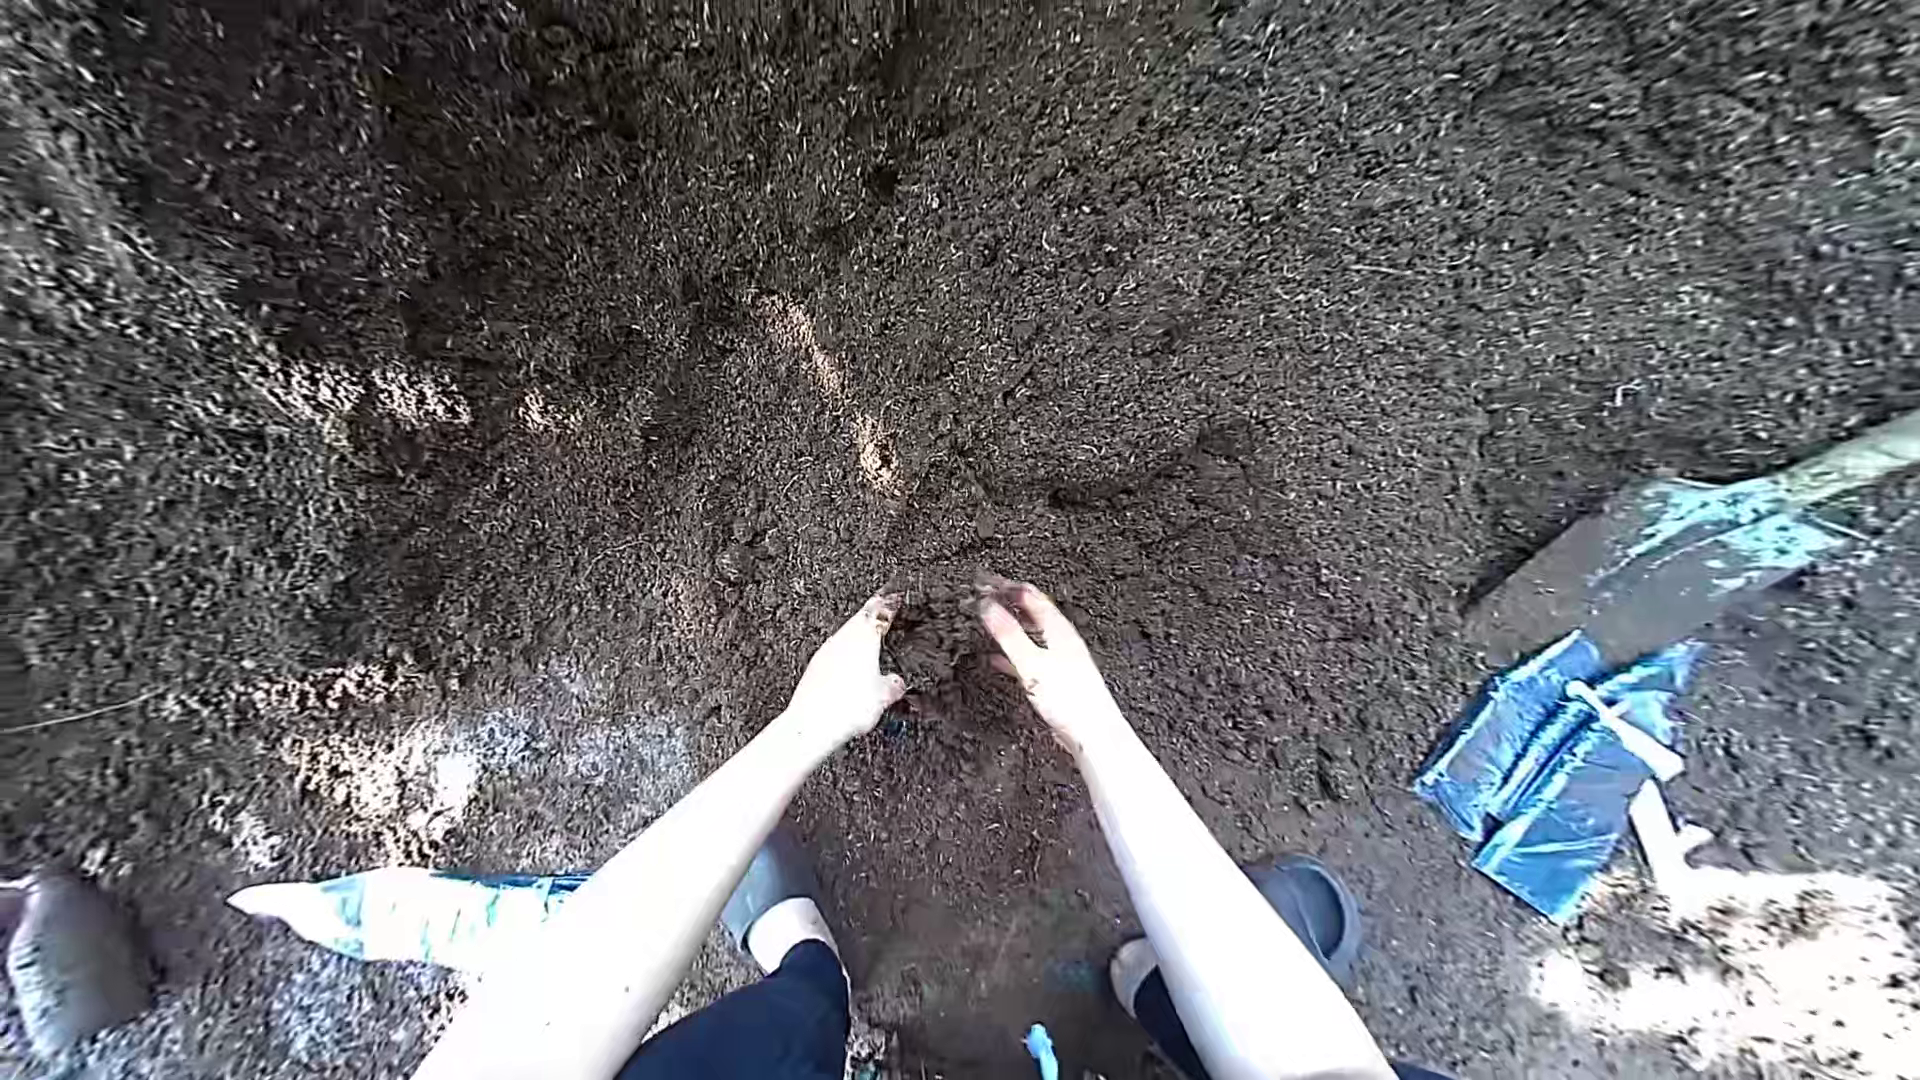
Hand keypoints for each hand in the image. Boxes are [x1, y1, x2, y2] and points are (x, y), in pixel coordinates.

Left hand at [782, 590, 907, 749]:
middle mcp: (842, 638)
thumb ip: (894, 685)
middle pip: (860, 619)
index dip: (889, 602)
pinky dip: (844, 657)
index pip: (879, 608)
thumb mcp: (885, 695)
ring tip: (868, 647)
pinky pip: (834, 655)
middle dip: (872, 618)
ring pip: (845, 636)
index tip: (894, 597)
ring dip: (857, 638)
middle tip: (883, 616)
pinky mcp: (814, 668)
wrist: (812, 725)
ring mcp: (825, 652)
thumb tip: (897, 683)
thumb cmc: (847, 706)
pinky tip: (848, 672)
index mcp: (864, 635)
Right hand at [977, 577, 1128, 755]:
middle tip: (988, 597)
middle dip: (1010, 603)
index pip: (1033, 596)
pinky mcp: (1056, 679)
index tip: (988, 582)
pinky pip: (1030, 656)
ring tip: (991, 622)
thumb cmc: (1072, 699)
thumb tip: (989, 607)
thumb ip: (1009, 634)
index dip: (1009, 587)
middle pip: (1033, 613)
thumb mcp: (1032, 662)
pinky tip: (1001, 659)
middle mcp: (1062, 641)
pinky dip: (1013, 652)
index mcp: (1060, 630)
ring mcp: (1060, 659)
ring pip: (1031, 634)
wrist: (1092, 735)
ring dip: (1011, 626)